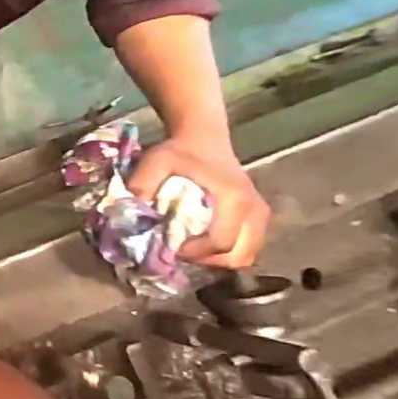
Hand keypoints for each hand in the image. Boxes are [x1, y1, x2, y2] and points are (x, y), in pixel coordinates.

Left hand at [127, 136, 268, 268]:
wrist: (204, 138)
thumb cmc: (181, 150)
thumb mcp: (156, 160)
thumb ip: (143, 182)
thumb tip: (136, 210)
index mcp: (234, 199)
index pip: (221, 242)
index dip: (195, 252)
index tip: (171, 247)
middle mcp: (255, 210)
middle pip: (240, 256)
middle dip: (209, 261)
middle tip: (182, 251)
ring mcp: (260, 214)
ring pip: (246, 254)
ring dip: (219, 258)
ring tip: (192, 248)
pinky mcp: (258, 216)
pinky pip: (248, 246)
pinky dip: (228, 251)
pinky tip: (204, 240)